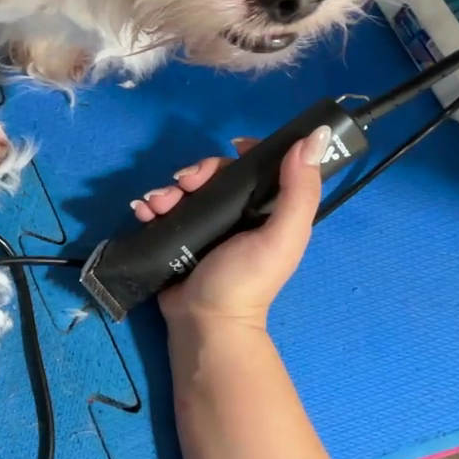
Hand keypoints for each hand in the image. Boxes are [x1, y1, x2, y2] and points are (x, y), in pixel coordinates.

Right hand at [132, 128, 328, 328]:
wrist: (203, 321)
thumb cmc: (246, 280)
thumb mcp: (282, 236)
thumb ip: (299, 190)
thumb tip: (315, 136)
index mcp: (267, 209)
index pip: (260, 167)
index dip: (246, 152)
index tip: (229, 148)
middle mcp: (237, 214)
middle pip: (216, 175)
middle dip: (196, 172)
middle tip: (184, 184)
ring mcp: (204, 227)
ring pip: (185, 191)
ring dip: (166, 190)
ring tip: (155, 205)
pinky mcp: (176, 239)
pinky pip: (162, 212)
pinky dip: (150, 206)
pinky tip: (142, 212)